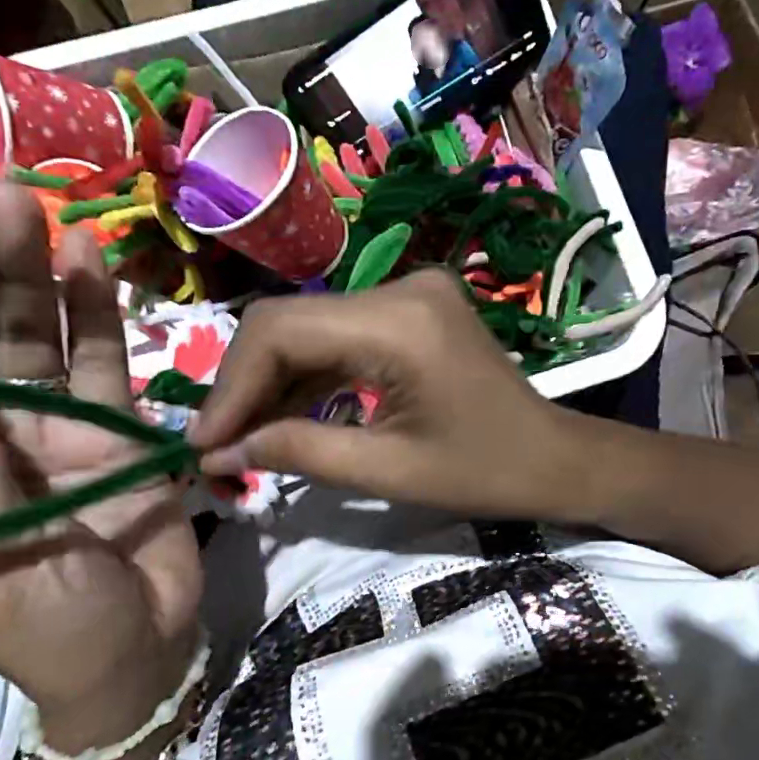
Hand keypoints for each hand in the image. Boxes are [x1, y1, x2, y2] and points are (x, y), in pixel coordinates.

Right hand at [190, 269, 587, 521]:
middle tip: (218, 446)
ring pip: (311, 327)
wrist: (554, 456)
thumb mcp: (387, 471)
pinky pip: (341, 334)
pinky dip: (309, 375)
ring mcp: (410, 292)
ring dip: (274, 381)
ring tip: (242, 439)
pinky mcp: (412, 308)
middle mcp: (402, 287)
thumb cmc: (485, 472)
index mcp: (401, 322)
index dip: (230, 386)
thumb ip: (298, 451)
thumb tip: (218, 452)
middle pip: (289, 322)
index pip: (282, 331)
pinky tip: (284, 414)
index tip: (203, 444)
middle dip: (246, 384)